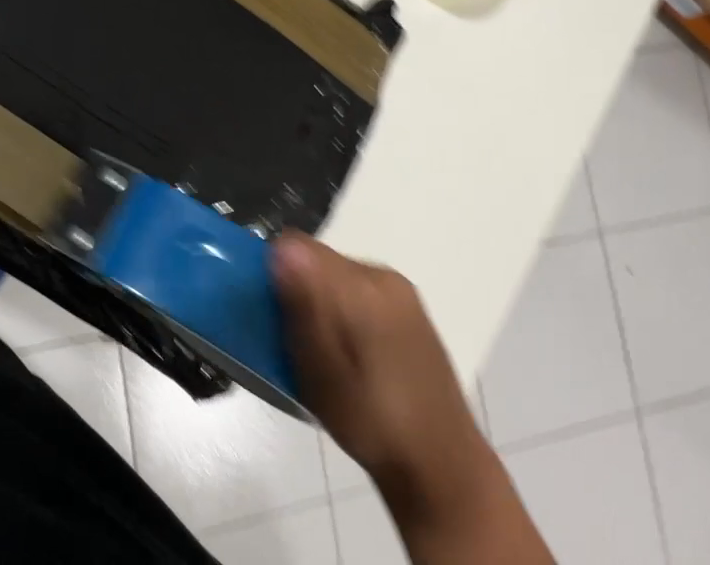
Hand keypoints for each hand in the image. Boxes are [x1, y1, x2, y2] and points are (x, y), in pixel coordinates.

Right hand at [272, 234, 490, 507]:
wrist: (441, 464)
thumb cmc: (369, 419)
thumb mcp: (321, 369)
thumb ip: (302, 305)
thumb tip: (281, 248)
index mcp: (362, 286)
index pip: (295, 245)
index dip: (272, 273)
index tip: (268, 313)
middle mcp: (384, 277)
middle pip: (316, 260)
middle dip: (295, 290)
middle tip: (291, 341)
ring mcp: (402, 294)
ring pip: (335, 277)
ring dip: (317, 303)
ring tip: (319, 352)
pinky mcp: (410, 312)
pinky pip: (357, 293)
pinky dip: (341, 312)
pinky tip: (348, 354)